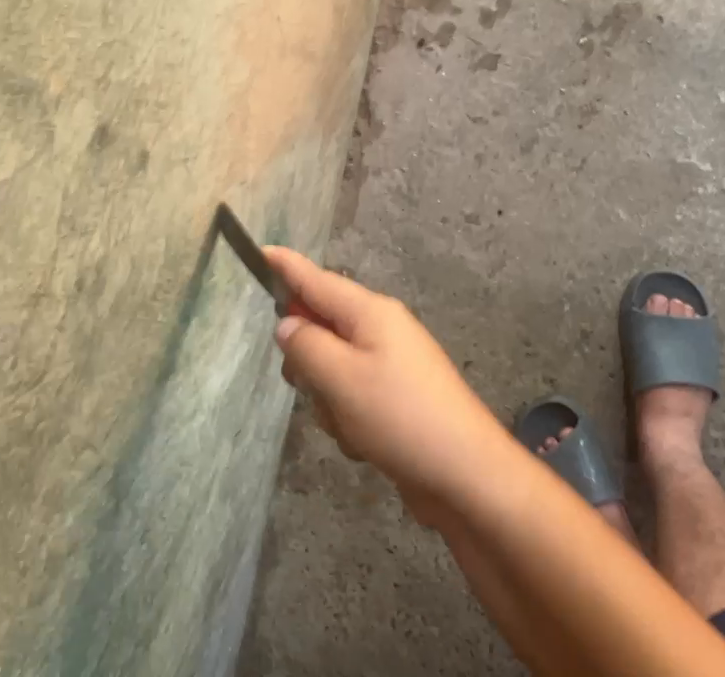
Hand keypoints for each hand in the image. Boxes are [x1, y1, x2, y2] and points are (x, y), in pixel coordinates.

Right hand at [264, 247, 509, 503]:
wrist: (464, 472)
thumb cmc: (399, 416)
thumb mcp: (340, 378)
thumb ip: (306, 346)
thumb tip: (287, 323)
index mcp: (371, 313)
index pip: (318, 280)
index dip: (287, 267)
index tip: (260, 251)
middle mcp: (382, 330)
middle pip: (322, 327)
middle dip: (307, 360)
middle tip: (309, 386)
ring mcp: (391, 365)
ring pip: (332, 369)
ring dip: (328, 400)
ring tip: (349, 426)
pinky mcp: (395, 398)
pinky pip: (352, 397)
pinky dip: (348, 420)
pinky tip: (364, 444)